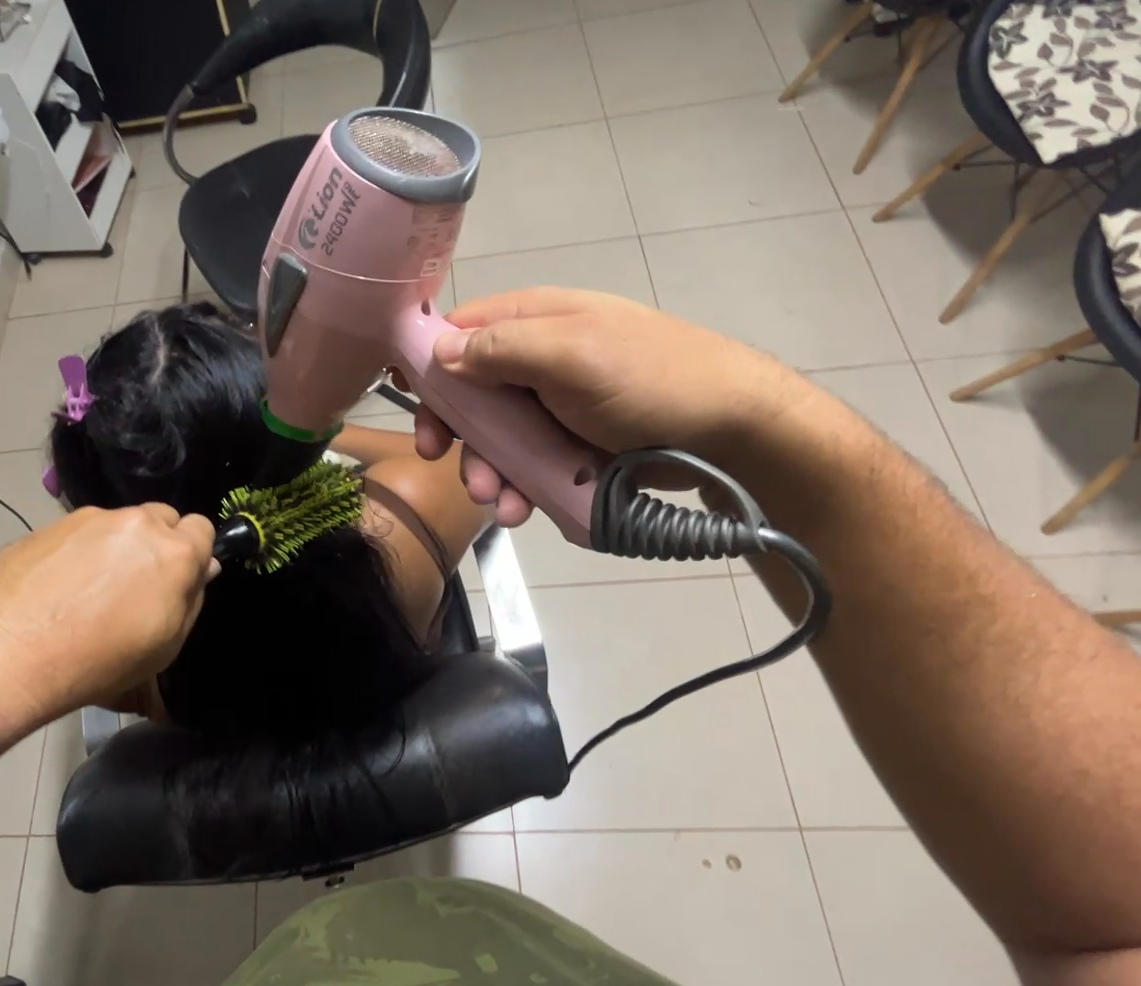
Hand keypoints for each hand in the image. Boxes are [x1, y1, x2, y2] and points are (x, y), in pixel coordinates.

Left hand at [0, 505, 218, 726]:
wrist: (6, 657)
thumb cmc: (98, 663)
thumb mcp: (163, 648)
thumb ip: (190, 601)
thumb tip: (201, 569)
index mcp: (173, 552)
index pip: (202, 529)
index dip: (195, 555)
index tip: (177, 582)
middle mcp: (134, 524)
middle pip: (161, 519)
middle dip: (157, 545)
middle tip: (136, 586)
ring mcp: (86, 519)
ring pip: (117, 525)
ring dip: (115, 548)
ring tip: (89, 593)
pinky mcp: (46, 526)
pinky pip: (76, 534)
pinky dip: (76, 554)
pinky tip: (55, 591)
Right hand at [414, 287, 813, 525]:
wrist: (730, 435)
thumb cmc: (650, 381)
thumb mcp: (573, 355)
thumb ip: (503, 349)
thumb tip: (440, 351)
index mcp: (535, 320)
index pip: (461, 332)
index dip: (430, 364)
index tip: (410, 400)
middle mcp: (537, 360)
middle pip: (471, 394)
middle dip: (457, 432)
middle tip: (442, 461)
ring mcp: (555, 407)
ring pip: (497, 439)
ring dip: (487, 470)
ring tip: (498, 502)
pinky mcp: (571, 447)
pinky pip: (528, 467)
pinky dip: (519, 489)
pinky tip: (522, 510)